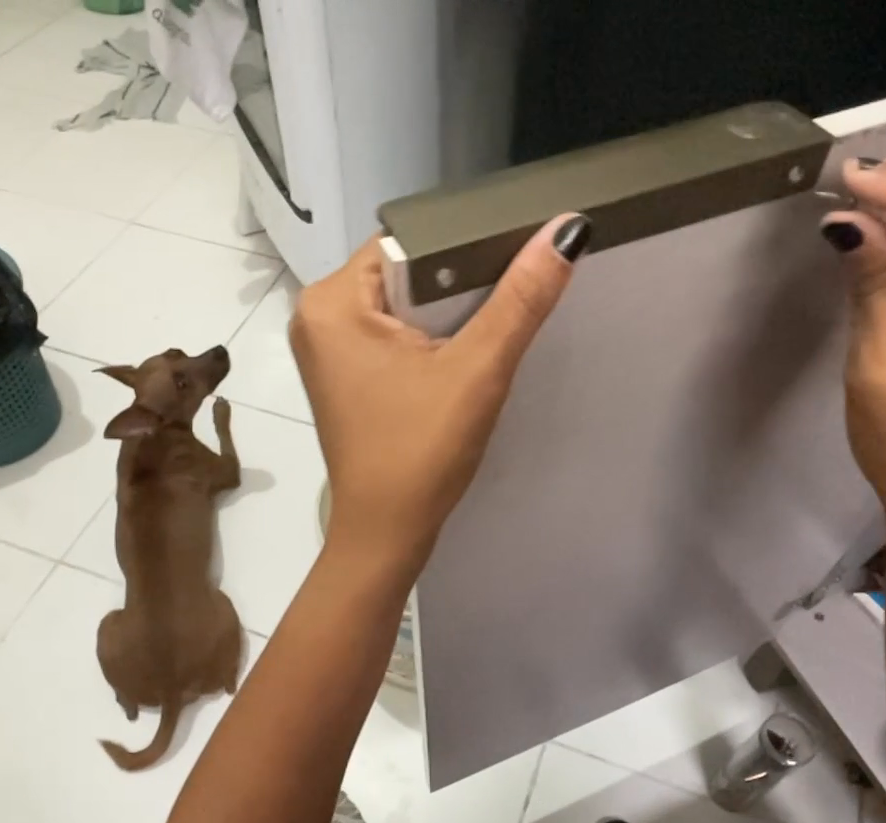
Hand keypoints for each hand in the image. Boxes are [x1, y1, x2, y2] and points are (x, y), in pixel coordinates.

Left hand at [291, 214, 588, 561]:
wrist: (386, 531)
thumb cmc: (421, 451)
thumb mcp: (478, 369)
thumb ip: (521, 299)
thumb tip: (568, 228)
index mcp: (333, 300)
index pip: (409, 243)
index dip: (464, 247)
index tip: (515, 257)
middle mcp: (317, 315)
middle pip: (405, 273)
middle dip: (458, 284)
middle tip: (514, 294)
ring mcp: (326, 348)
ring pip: (402, 305)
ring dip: (447, 314)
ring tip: (494, 324)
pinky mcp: (343, 375)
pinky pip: (391, 335)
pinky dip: (428, 340)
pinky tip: (461, 355)